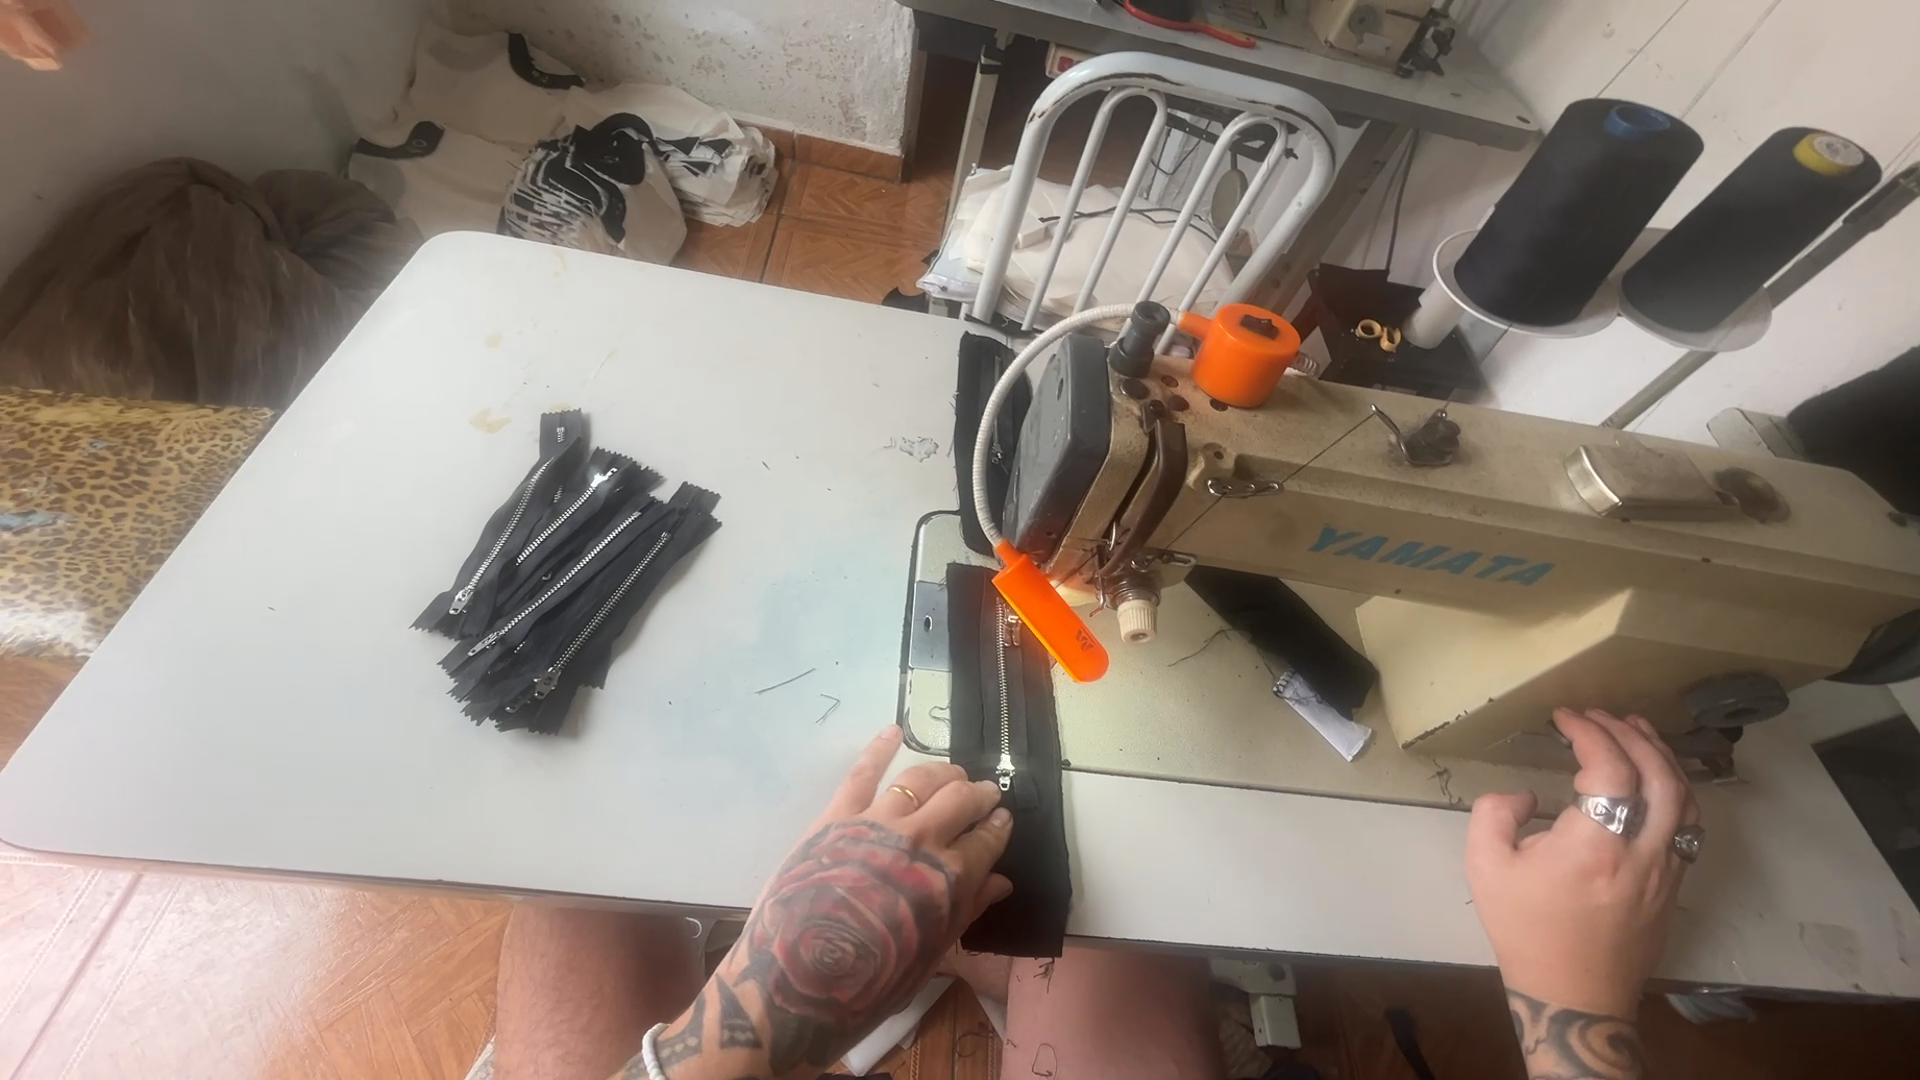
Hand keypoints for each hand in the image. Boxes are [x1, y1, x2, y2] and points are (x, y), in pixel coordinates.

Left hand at [657, 726, 1012, 1078]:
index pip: (986, 840)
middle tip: (986, 793)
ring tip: (954, 772)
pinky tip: (894, 731)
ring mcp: (876, 821)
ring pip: (921, 778)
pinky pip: (862, 772)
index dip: (999, 827)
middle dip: (980, 793)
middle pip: (960, 799)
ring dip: (944, 771)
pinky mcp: (836, 815)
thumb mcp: (928, 958)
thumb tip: (1001, 882)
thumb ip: (966, 912)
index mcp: (947, 880)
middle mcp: (918, 840)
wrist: (789, 986)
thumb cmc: (866, 986)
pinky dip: (879, 748)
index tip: (1003, 819)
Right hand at [1466, 709, 1698, 1079]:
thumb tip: (1528, 797)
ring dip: (1663, 758)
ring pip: (1688, 801)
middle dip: (1633, 736)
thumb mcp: (1484, 864)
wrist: (1573, 990)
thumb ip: (1495, 813)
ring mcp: (1666, 870)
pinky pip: (1688, 824)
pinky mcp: (1672, 884)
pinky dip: (1675, 788)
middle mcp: (1641, 853)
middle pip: (1662, 779)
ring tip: (1635, 731)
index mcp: (1593, 845)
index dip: (1591, 734)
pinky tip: (1653, 778)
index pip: (1610, 771)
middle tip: (1599, 714)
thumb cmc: (1523, 925)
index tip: (1564, 716)